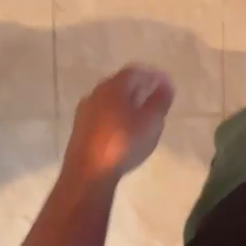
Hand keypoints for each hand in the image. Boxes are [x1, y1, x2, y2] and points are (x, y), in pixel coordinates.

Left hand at [64, 65, 174, 182]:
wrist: (88, 174)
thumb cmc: (123, 143)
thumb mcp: (151, 122)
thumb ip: (160, 100)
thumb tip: (166, 84)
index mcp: (114, 87)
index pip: (134, 72)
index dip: (152, 76)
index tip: (165, 86)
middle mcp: (96, 93)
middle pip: (120, 84)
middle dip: (139, 88)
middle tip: (154, 99)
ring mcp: (85, 111)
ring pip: (110, 100)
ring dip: (126, 104)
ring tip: (141, 117)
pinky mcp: (80, 129)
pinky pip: (102, 114)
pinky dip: (115, 116)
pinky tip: (123, 131)